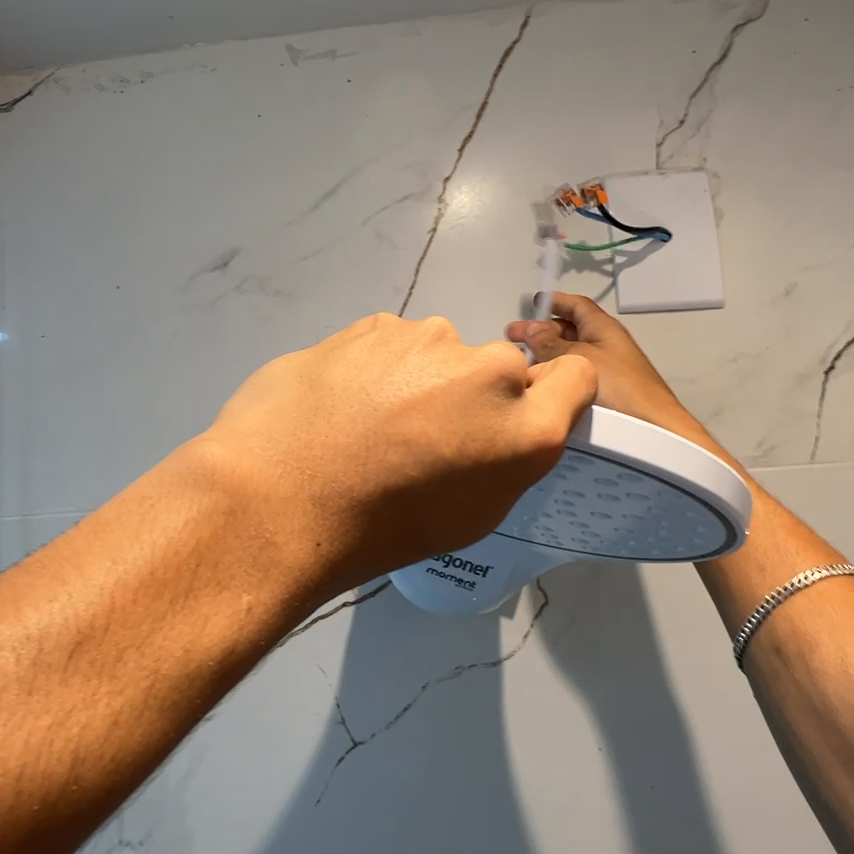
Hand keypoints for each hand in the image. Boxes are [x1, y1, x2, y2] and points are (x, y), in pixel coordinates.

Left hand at [197, 313, 596, 590]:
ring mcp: (423, 339)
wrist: (278, 500)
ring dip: (416, 377)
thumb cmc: (381, 528)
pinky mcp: (368, 325)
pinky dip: (373, 367)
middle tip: (420, 436)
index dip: (550, 394)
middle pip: (497, 368)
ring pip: (435, 353)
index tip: (512, 417)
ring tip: (365, 423)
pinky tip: (337, 403)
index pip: (574, 377)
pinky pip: (387, 344)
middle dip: (470, 394)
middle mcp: (486, 368)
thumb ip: (504, 458)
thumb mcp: (468, 516)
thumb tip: (496, 425)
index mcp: (523, 424)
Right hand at [504, 292, 697, 433]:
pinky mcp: (601, 392)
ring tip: (519, 362)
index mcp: (602, 328)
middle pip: (569, 329)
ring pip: (568, 354)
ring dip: (544, 354)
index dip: (555, 301)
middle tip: (512, 336)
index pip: (576, 305)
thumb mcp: (577, 358)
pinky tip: (537, 384)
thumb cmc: (615, 386)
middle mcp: (604, 344)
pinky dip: (553, 373)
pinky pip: (572, 374)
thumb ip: (549, 343)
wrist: (651, 428)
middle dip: (541, 331)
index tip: (533, 302)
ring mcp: (604, 369)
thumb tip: (531, 327)